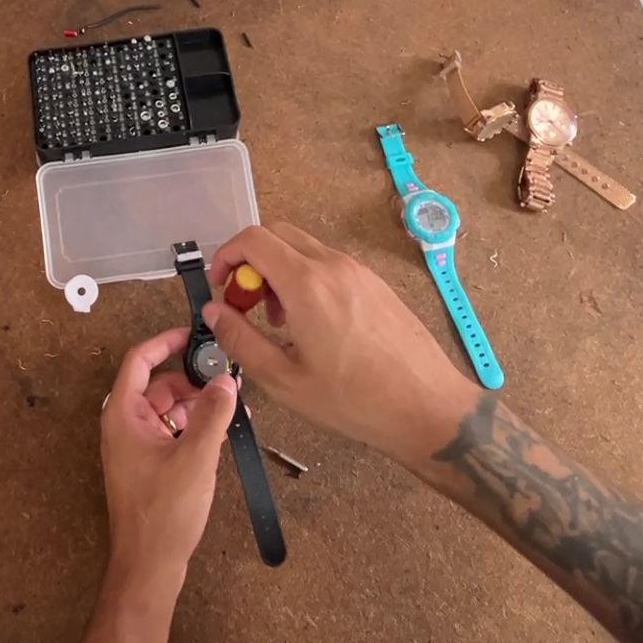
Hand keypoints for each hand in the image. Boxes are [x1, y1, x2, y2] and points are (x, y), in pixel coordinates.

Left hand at [98, 327, 237, 578]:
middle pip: (159, 384)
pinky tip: (223, 432)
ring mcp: (136, 445)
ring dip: (199, 405)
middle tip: (228, 381)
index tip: (193, 334)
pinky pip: (172, 430)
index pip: (139, 360)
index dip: (165, 342)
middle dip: (193, 380)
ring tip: (234, 410)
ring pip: (169, 408)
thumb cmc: (164, 511)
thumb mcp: (195, 457)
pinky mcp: (149, 463)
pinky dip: (195, 427)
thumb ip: (212, 414)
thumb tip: (226, 380)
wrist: (149, 567)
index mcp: (123, 414)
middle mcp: (125, 424)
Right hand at [204, 223, 481, 464]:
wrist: (429, 408)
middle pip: (275, 234)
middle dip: (250, 262)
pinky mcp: (374, 282)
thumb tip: (213, 311)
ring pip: (301, 248)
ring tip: (279, 321)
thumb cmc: (354, 400)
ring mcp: (357, 270)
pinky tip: (312, 324)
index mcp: (306, 283)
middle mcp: (331, 265)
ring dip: (277, 270)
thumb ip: (240, 339)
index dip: (226, 256)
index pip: (252, 239)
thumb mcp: (283, 379)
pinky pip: (326, 263)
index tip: (220, 287)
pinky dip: (304, 278)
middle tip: (245, 304)